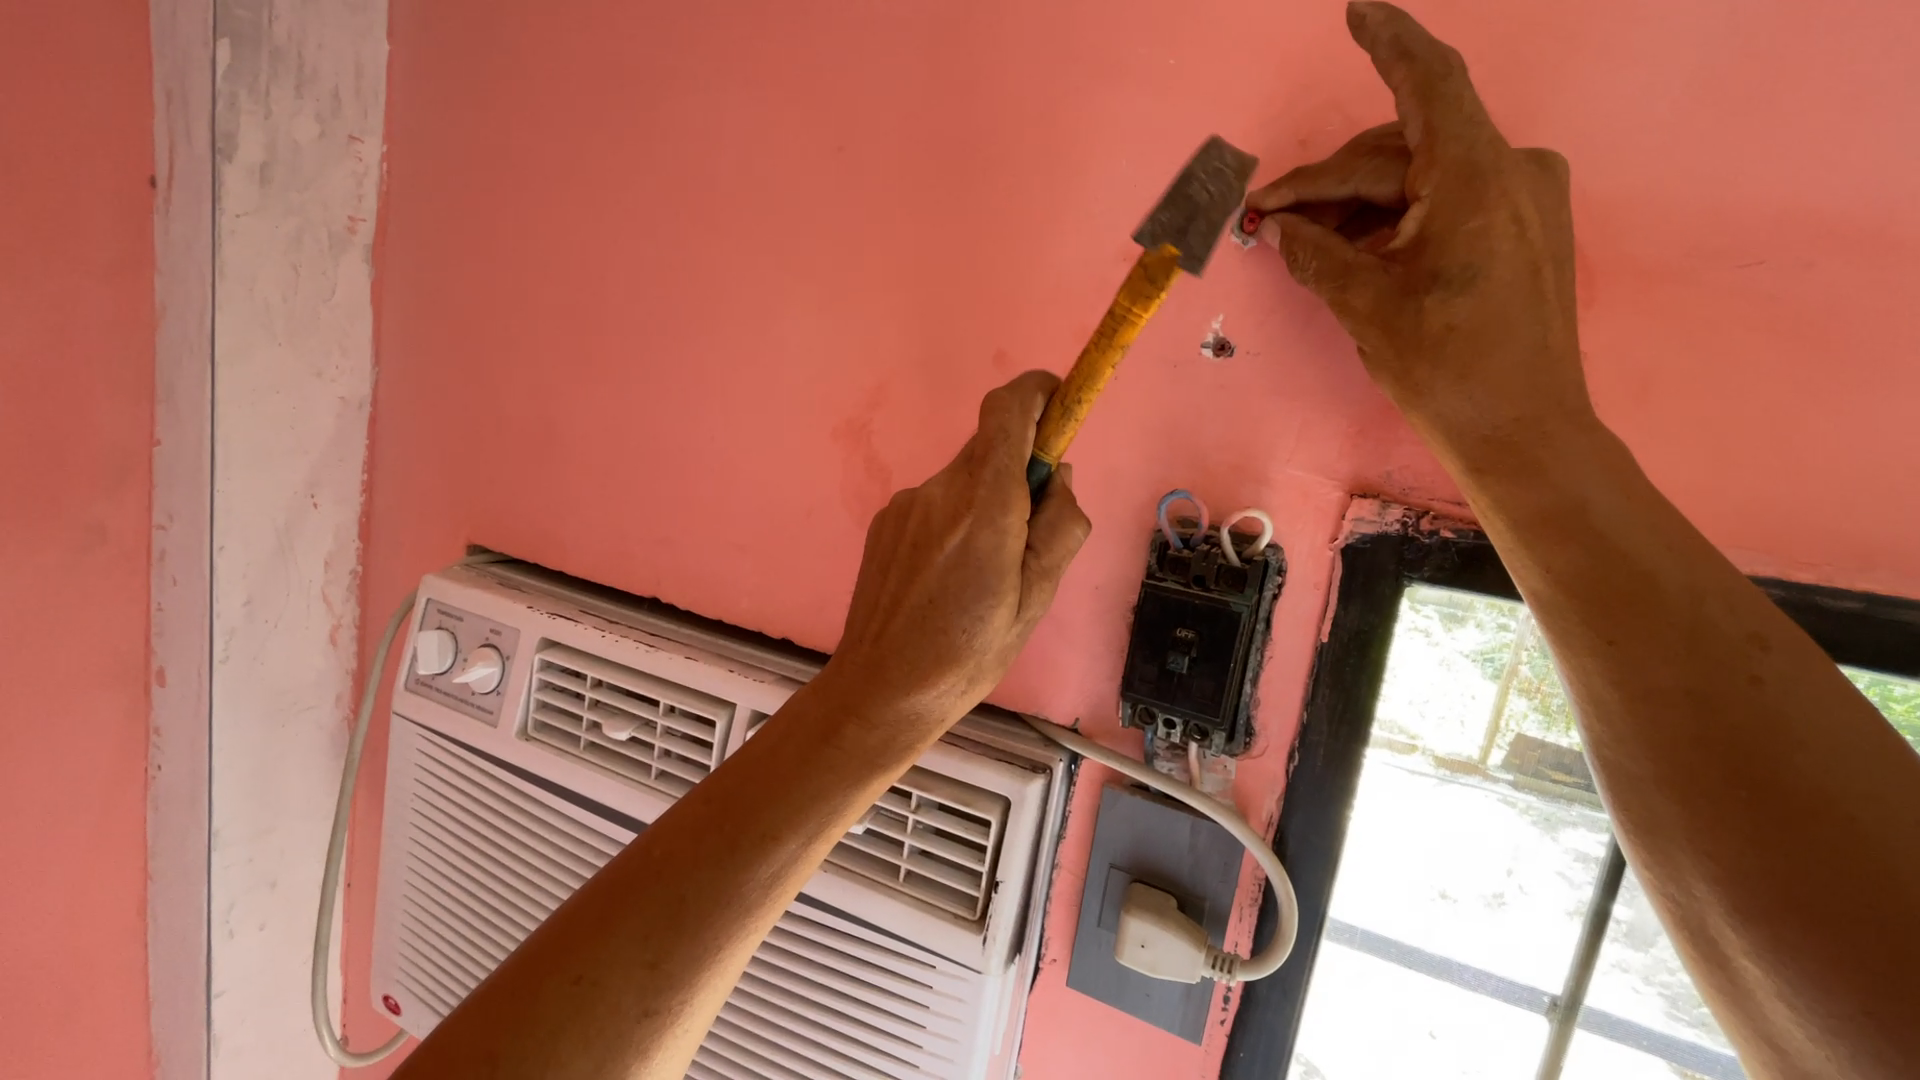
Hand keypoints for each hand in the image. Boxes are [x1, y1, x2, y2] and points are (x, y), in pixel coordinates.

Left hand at [821, 371, 1090, 733]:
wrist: (883, 688)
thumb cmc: (971, 651)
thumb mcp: (1038, 596)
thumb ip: (1060, 524)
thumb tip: (1057, 475)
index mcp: (983, 504)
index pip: (1008, 408)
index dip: (1040, 392)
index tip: (1060, 407)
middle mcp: (939, 489)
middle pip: (990, 448)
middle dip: (1020, 473)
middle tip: (1029, 537)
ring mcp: (905, 504)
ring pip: (964, 480)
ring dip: (987, 505)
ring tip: (982, 575)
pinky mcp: (885, 523)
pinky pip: (936, 504)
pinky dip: (955, 523)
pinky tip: (947, 580)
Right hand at [1249, 1, 1594, 469]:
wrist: (1522, 428)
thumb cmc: (1443, 366)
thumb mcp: (1365, 306)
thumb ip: (1318, 254)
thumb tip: (1281, 229)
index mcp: (1474, 176)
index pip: (1427, 83)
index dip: (1388, 42)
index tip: (1353, 10)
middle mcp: (1509, 169)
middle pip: (1401, 151)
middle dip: (1328, 183)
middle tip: (1266, 217)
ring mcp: (1522, 200)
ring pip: (1419, 180)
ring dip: (1355, 207)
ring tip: (1302, 244)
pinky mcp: (1520, 230)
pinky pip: (1444, 204)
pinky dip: (1392, 221)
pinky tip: (1351, 252)